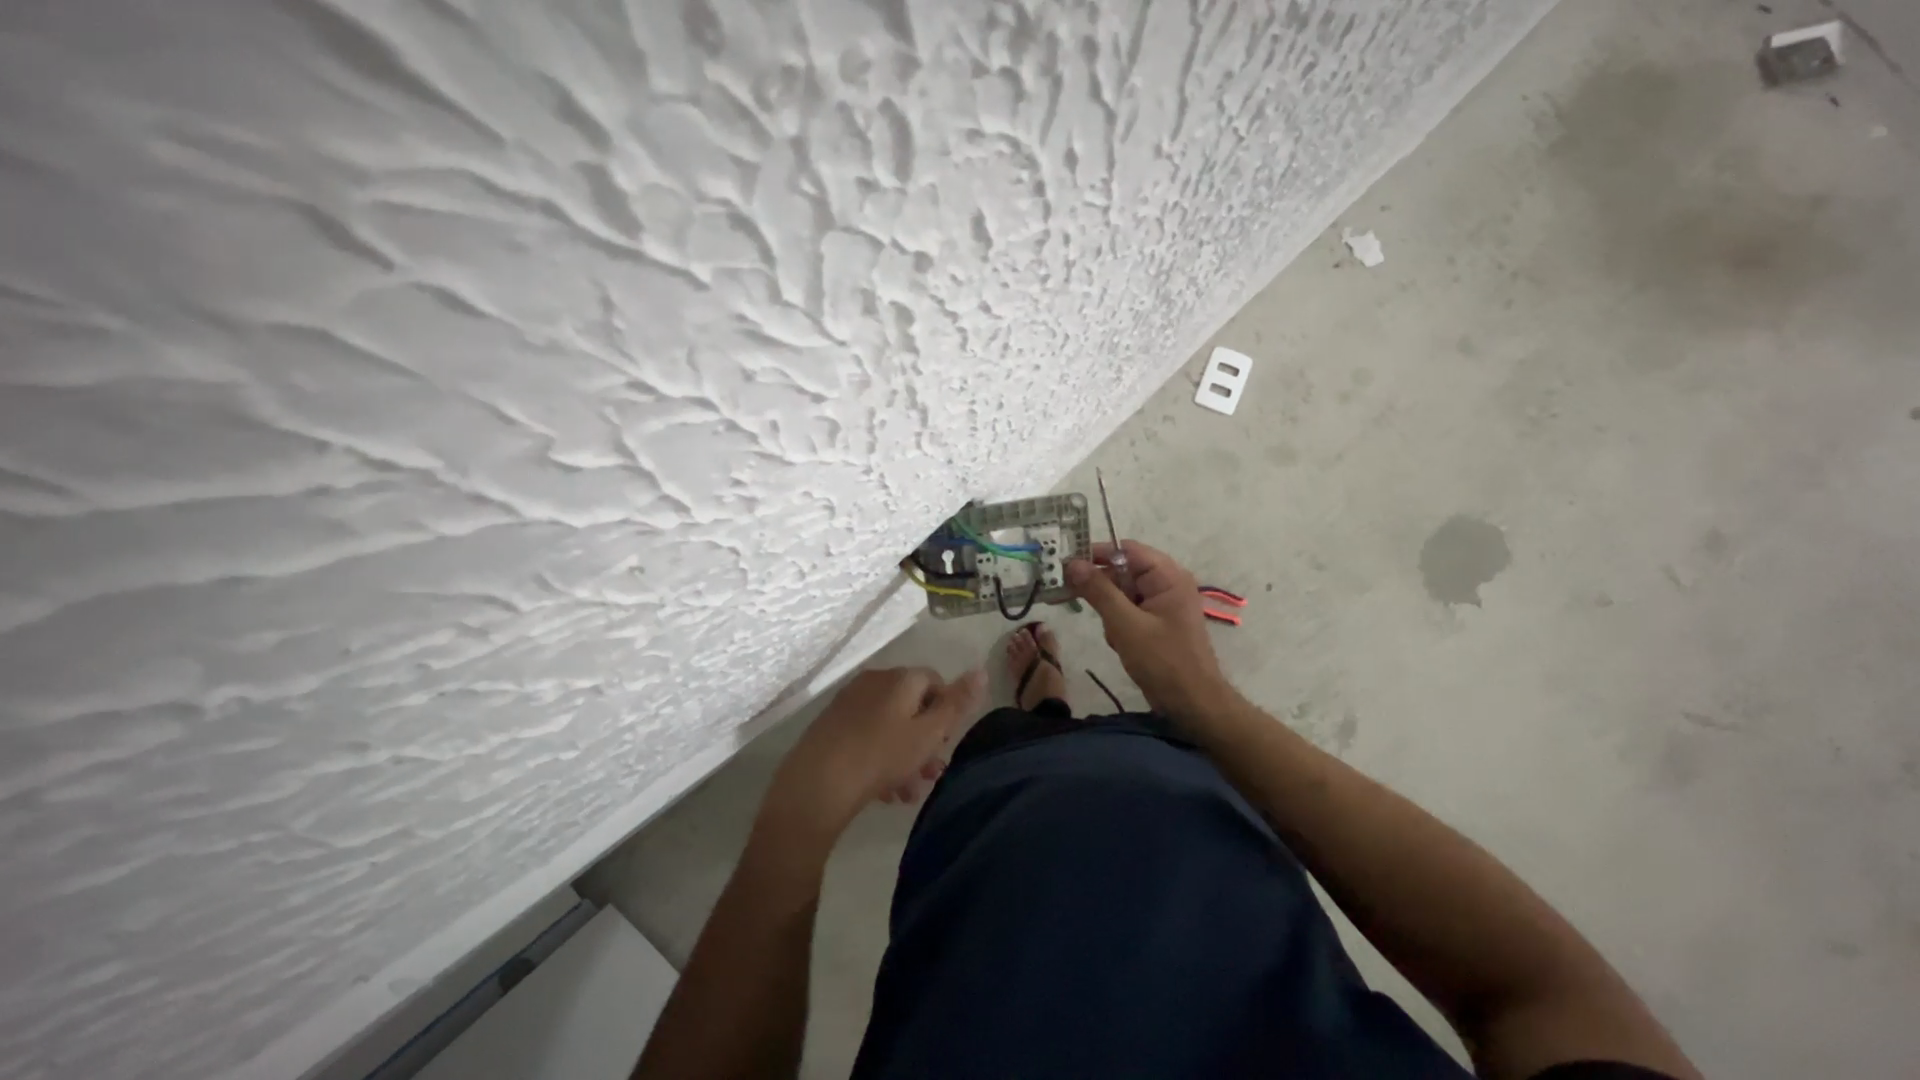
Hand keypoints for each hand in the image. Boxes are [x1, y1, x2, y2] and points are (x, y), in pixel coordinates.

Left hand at [761, 667, 985, 843]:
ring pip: (889, 727)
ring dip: (905, 758)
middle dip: (926, 741)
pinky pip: (867, 738)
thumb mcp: (928, 733)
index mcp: (899, 679)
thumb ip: (957, 703)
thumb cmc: (880, 756)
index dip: (947, 712)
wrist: (816, 783)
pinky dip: (880, 759)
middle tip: (932, 774)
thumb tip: (981, 670)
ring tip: (908, 793)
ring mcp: (849, 703)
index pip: (935, 681)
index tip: (946, 744)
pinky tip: (884, 793)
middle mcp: (873, 682)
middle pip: (911, 707)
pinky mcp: (831, 727)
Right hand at [1066, 540, 1232, 719]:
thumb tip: (1073, 563)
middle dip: (1102, 590)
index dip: (1096, 554)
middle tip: (1072, 599)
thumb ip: (1099, 591)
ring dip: (1111, 614)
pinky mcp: (1156, 623)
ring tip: (1117, 636)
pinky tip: (1122, 645)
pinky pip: (1128, 613)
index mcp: (1168, 576)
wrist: (1192, 704)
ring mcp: (1162, 605)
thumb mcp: (1126, 625)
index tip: (1066, 566)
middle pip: (1122, 571)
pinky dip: (1119, 626)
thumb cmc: (1163, 661)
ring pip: (1121, 595)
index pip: (1126, 549)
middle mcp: (1167, 584)